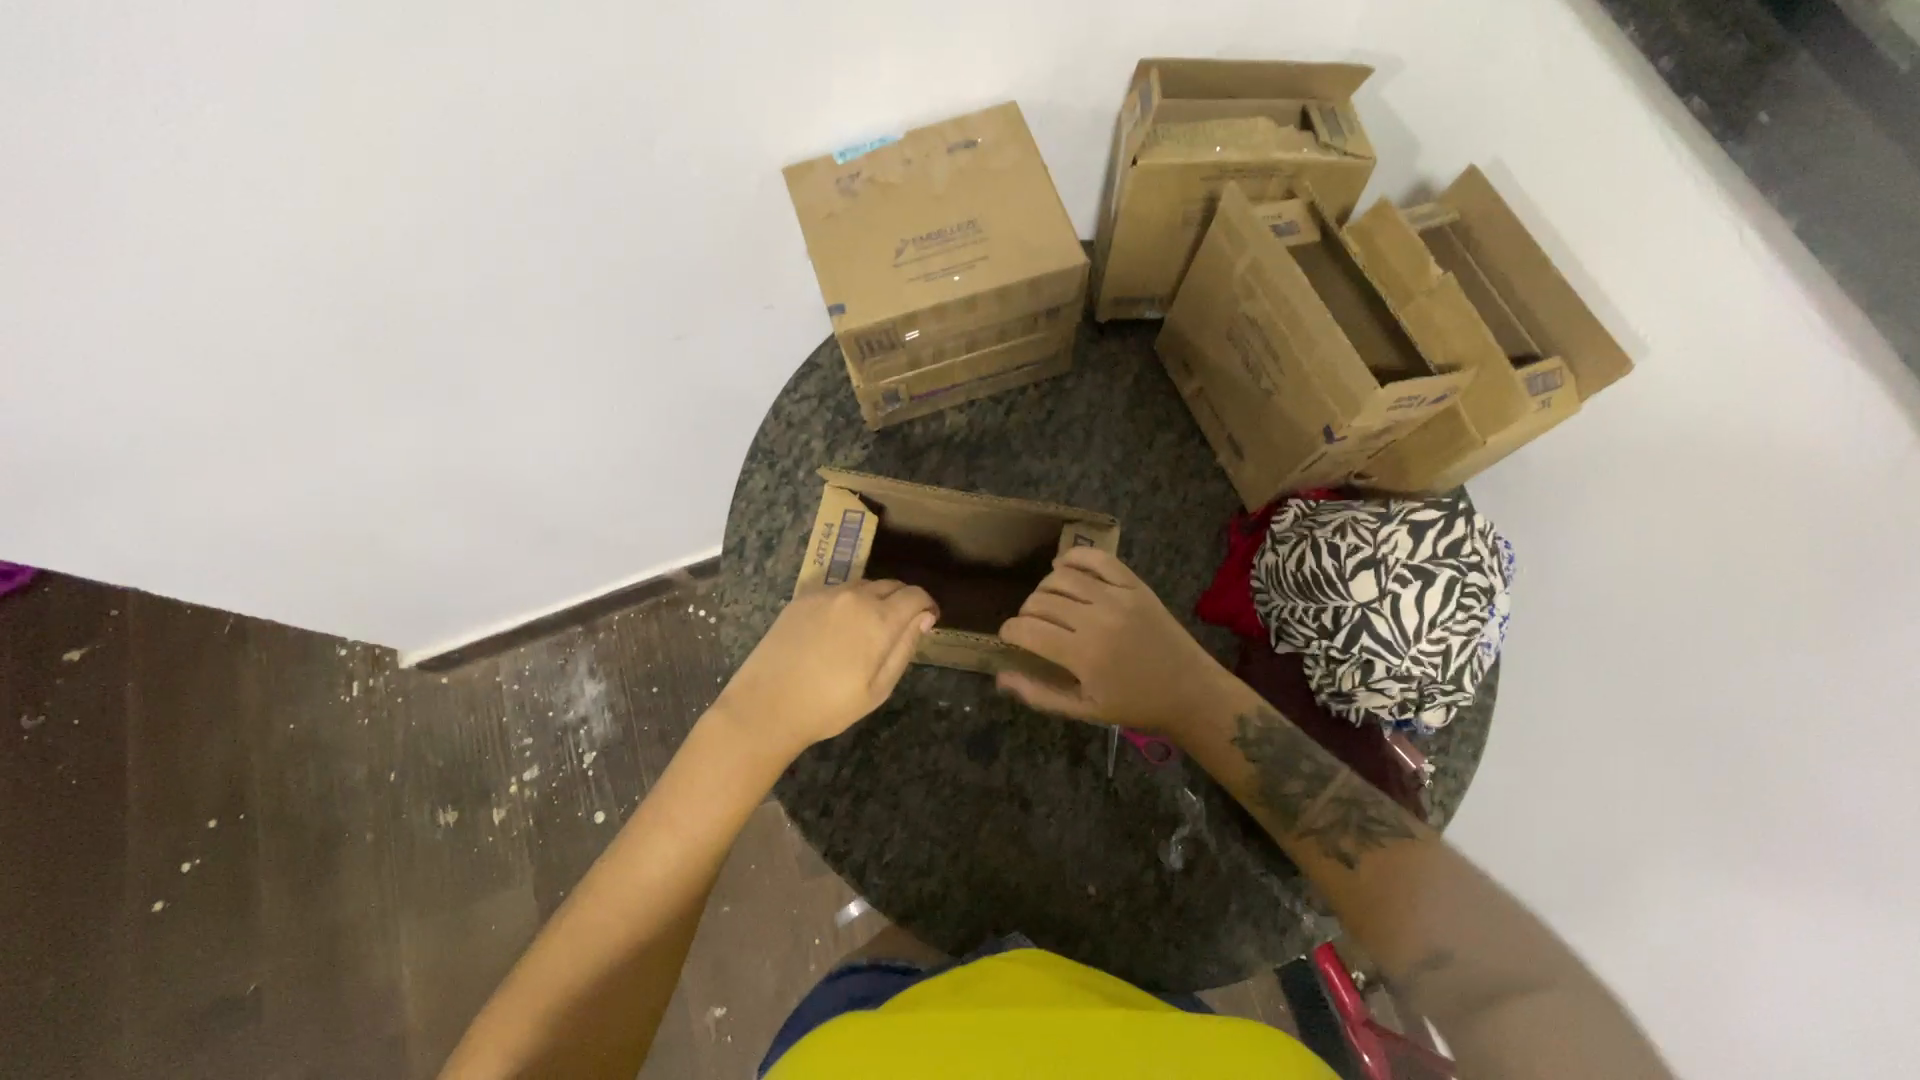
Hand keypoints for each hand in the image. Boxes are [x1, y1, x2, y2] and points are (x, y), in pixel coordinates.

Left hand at [716, 580, 936, 756]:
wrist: (766, 706)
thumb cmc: (829, 707)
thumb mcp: (879, 688)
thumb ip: (904, 647)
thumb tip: (924, 617)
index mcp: (879, 619)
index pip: (915, 595)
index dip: (927, 606)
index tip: (928, 622)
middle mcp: (854, 597)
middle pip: (891, 585)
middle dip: (903, 602)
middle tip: (900, 629)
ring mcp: (825, 594)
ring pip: (864, 586)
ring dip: (875, 600)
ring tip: (868, 630)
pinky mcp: (802, 599)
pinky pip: (837, 591)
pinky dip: (848, 602)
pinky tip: (838, 629)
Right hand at [996, 548, 1233, 736]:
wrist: (1190, 691)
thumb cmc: (1135, 705)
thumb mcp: (1084, 710)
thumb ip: (1039, 694)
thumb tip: (1000, 677)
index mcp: (1082, 655)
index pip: (1027, 630)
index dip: (1008, 632)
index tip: (1008, 638)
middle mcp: (1097, 619)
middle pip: (1040, 601)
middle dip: (1025, 613)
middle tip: (1031, 627)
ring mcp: (1118, 597)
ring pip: (1062, 577)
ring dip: (1044, 588)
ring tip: (1046, 603)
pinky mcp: (1135, 585)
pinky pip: (1097, 559)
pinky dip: (1074, 558)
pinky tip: (1063, 569)